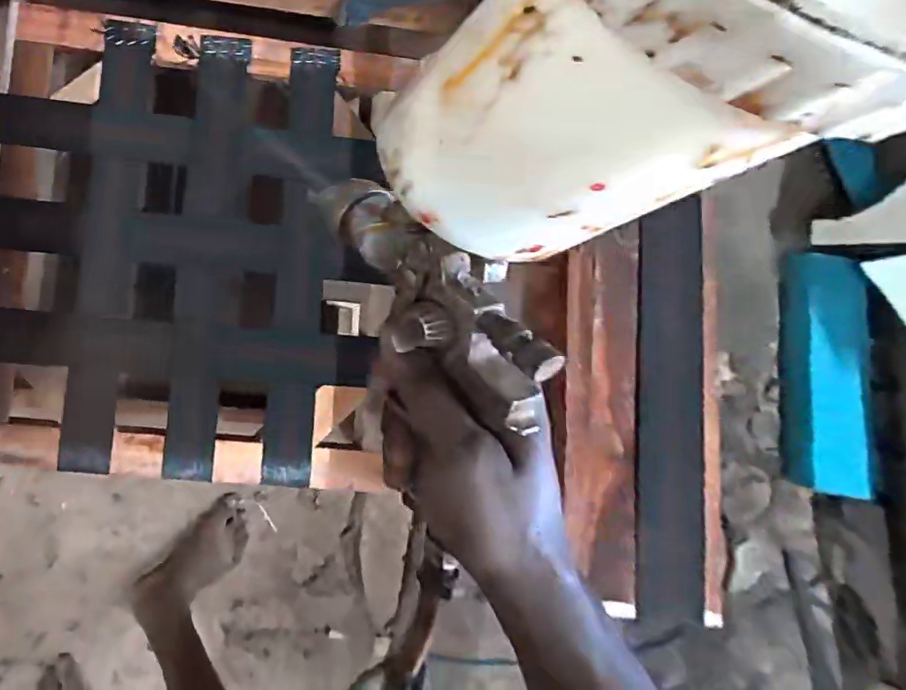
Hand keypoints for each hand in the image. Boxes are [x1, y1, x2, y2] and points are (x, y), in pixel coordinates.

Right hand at [378, 349, 571, 584]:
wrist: (518, 582)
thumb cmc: (496, 513)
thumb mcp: (459, 448)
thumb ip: (425, 389)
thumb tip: (391, 335)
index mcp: (507, 380)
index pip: (459, 324)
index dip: (417, 328)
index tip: (388, 352)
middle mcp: (488, 389)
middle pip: (425, 361)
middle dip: (400, 398)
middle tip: (393, 429)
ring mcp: (470, 416)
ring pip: (412, 395)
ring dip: (399, 432)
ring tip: (405, 472)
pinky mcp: (454, 441)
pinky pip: (414, 425)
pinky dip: (404, 450)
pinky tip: (408, 480)